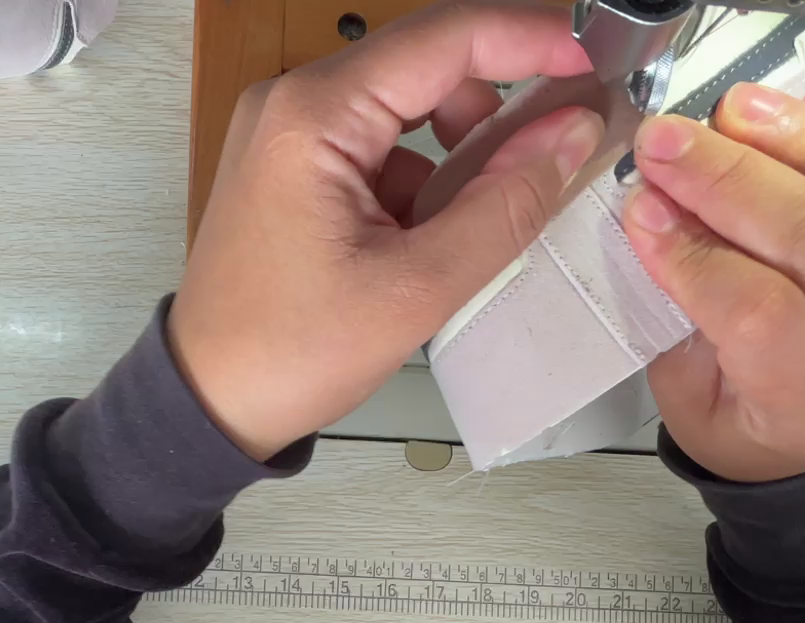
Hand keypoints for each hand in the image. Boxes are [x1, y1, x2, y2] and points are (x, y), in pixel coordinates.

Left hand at [170, 1, 605, 460]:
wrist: (211, 403)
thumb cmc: (292, 354)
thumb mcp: (415, 288)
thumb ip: (503, 206)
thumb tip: (571, 133)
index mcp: (313, 116)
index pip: (444, 38)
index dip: (531, 38)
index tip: (593, 61)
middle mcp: (289, 108)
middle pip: (420, 69)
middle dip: (493, 108)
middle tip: (546, 158)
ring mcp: (282, 142)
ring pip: (398, 116)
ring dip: (452, 156)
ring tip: (470, 225)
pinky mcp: (286, 178)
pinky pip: (370, 154)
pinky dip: (413, 184)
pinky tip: (422, 242)